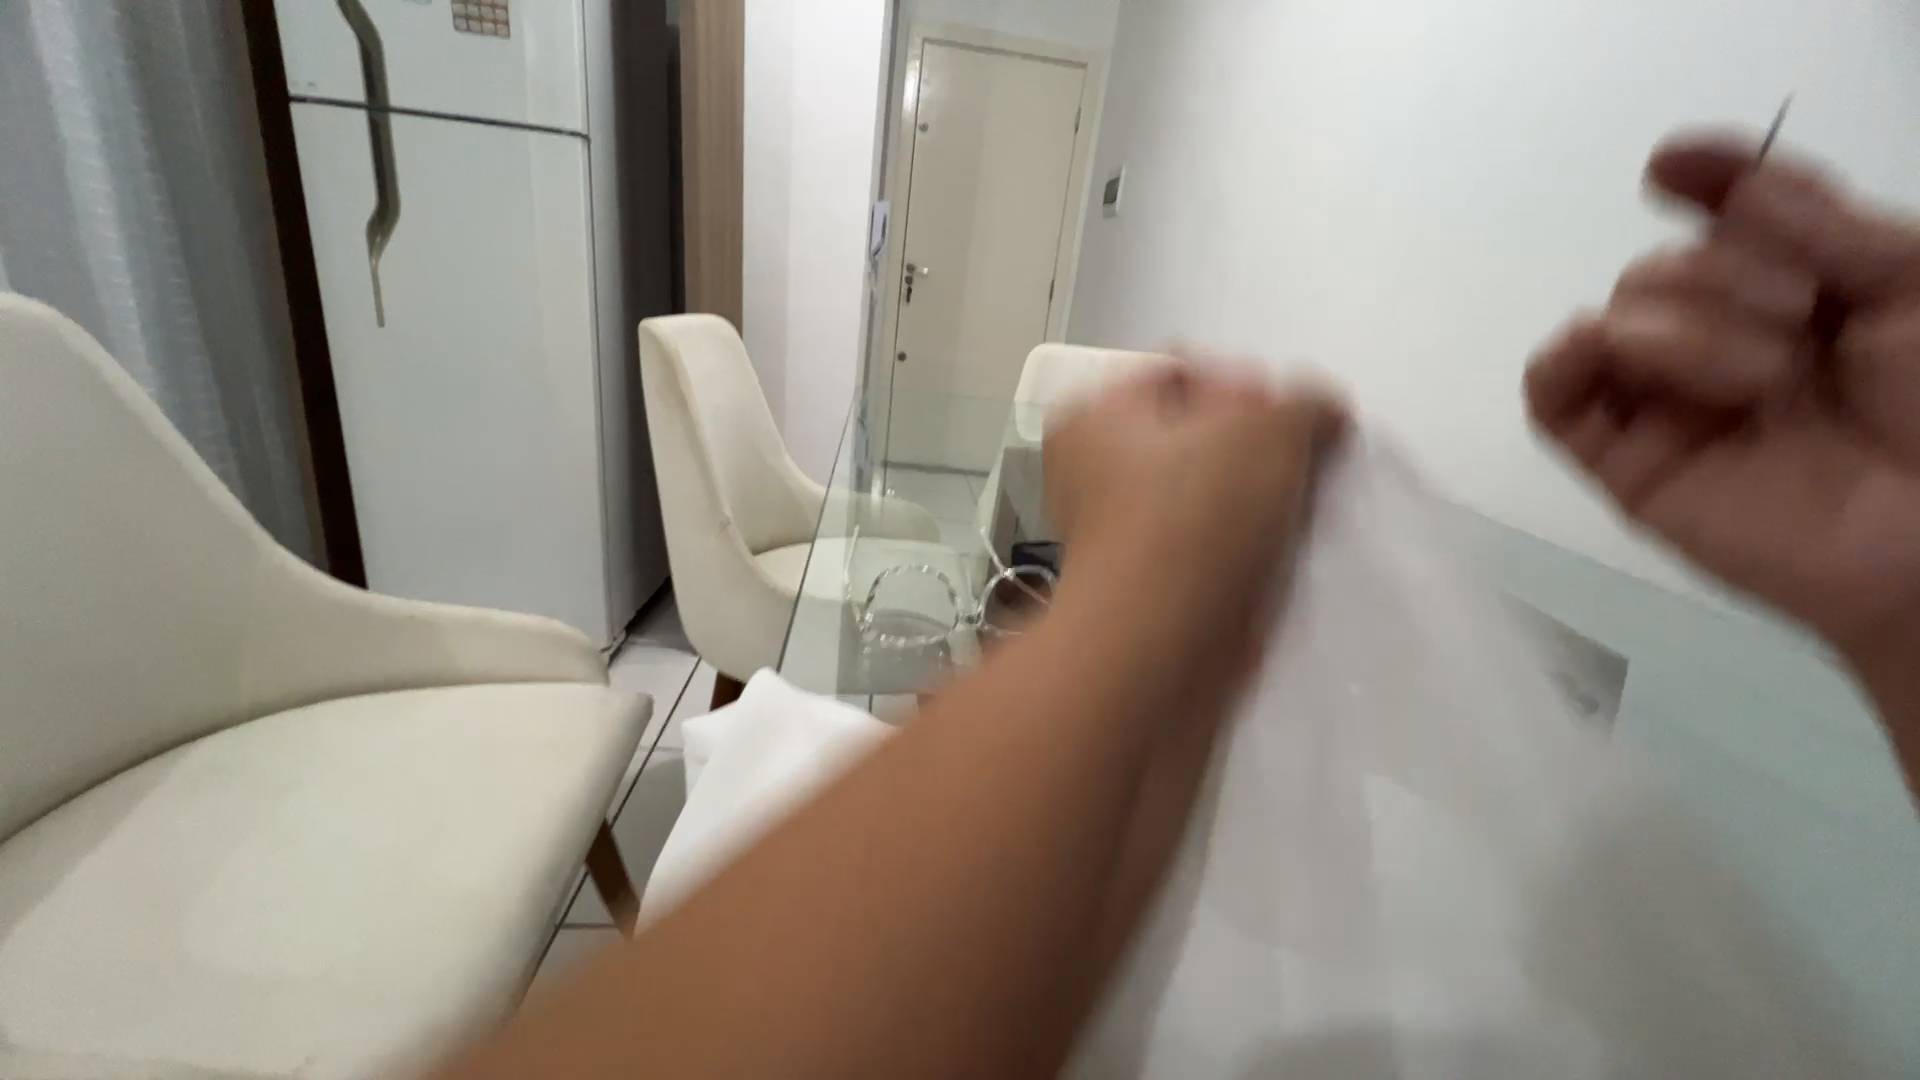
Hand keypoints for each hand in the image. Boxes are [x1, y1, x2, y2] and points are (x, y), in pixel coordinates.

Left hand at [1043, 361, 1345, 667]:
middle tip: (1292, 457)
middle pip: (1196, 435)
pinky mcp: (1153, 577)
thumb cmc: (1189, 520)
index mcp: (1093, 415)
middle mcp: (1095, 470)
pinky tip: (1276, 545)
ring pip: (1208, 491)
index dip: (1240, 382)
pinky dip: (1245, 540)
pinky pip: (1211, 541)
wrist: (1166, 639)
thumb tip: (1319, 413)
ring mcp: (1122, 528)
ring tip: (1288, 505)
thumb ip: (1304, 402)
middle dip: (1253, 443)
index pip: (1181, 370)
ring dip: (1257, 495)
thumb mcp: (1266, 426)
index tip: (1278, 410)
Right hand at [1527, 133, 1919, 659]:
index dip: (1692, 189)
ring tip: (1756, 380)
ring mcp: (1655, 404)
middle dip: (1714, 278)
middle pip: (1650, 276)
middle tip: (1796, 320)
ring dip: (1674, 330)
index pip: (1719, 230)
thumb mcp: (1902, 282)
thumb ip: (1799, 220)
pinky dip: (1564, 360)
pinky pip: (1550, 393)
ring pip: (1604, 327)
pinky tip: (1606, 352)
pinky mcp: (1612, 459)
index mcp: (1788, 301)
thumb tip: (1666, 162)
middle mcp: (1712, 346)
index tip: (1669, 165)